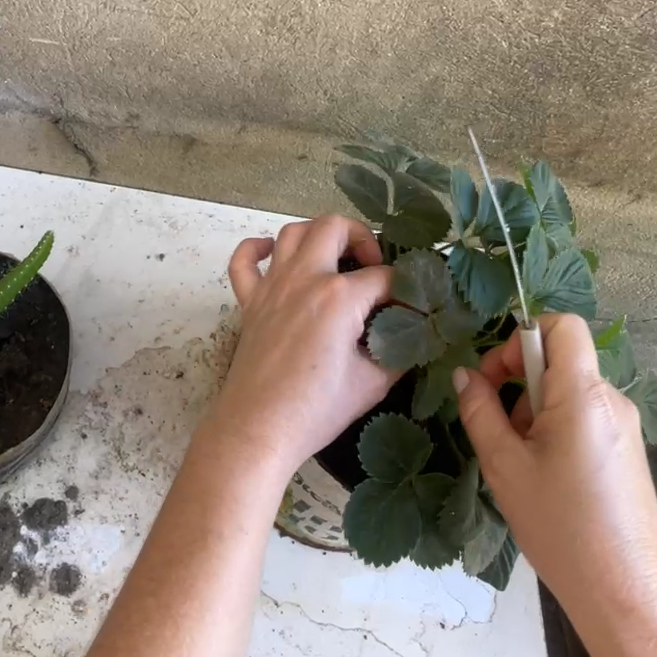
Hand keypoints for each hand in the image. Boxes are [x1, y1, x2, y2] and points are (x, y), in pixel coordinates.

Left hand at [206, 216, 399, 475]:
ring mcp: (272, 285)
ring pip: (292, 232)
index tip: (413, 306)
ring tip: (334, 258)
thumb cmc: (318, 409)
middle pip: (334, 227)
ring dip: (317, 235)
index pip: (385, 276)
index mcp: (340, 296)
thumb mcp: (373, 383)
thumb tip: (412, 335)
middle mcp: (305, 277)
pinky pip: (243, 260)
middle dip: (361, 237)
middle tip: (372, 266)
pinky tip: (272, 253)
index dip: (406, 289)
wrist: (259, 429)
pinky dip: (256, 248)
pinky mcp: (249, 301)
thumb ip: (398, 351)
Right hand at [453, 316, 656, 656]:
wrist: (628, 597)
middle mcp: (611, 401)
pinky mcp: (627, 453)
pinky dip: (556, 430)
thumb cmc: (561, 526)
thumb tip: (466, 374)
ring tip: (520, 462)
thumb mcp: (504, 465)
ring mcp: (624, 427)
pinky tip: (545, 476)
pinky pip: (584, 418)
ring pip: (568, 392)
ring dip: (535, 411)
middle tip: (499, 426)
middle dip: (520, 382)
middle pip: (561, 360)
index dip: (523, 336)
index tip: (499, 376)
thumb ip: (480, 410)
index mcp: (584, 395)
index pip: (562, 325)